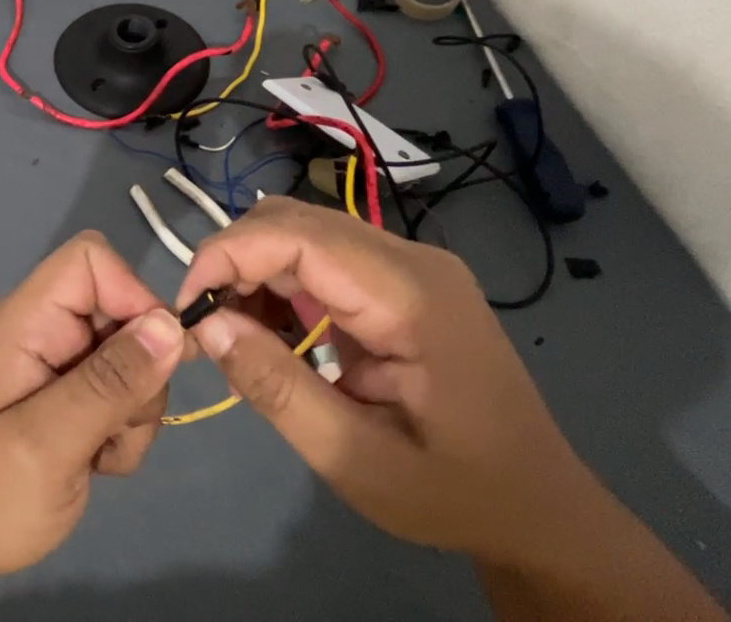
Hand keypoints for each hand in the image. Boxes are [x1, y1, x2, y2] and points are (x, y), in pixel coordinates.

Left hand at [0, 230, 191, 577]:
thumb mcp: (49, 441)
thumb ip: (109, 382)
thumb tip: (169, 324)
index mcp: (23, 322)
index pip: (89, 260)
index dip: (132, 294)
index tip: (154, 357)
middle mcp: (41, 331)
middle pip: (121, 311)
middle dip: (140, 370)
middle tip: (117, 425)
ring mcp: (56, 364)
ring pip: (133, 357)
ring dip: (135, 409)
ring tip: (97, 451)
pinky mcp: (71, 396)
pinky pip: (125, 393)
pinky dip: (125, 429)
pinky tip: (96, 461)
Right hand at [176, 196, 597, 564]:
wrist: (542, 511)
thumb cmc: (454, 491)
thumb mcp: (354, 458)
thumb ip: (276, 387)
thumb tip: (205, 324)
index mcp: (411, 297)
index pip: (294, 234)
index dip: (226, 256)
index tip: (188, 310)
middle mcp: (411, 260)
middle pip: (291, 219)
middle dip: (232, 262)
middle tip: (207, 327)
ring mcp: (410, 265)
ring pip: (298, 229)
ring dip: (251, 271)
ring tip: (237, 335)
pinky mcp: (401, 280)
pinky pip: (319, 254)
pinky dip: (278, 282)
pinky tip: (275, 332)